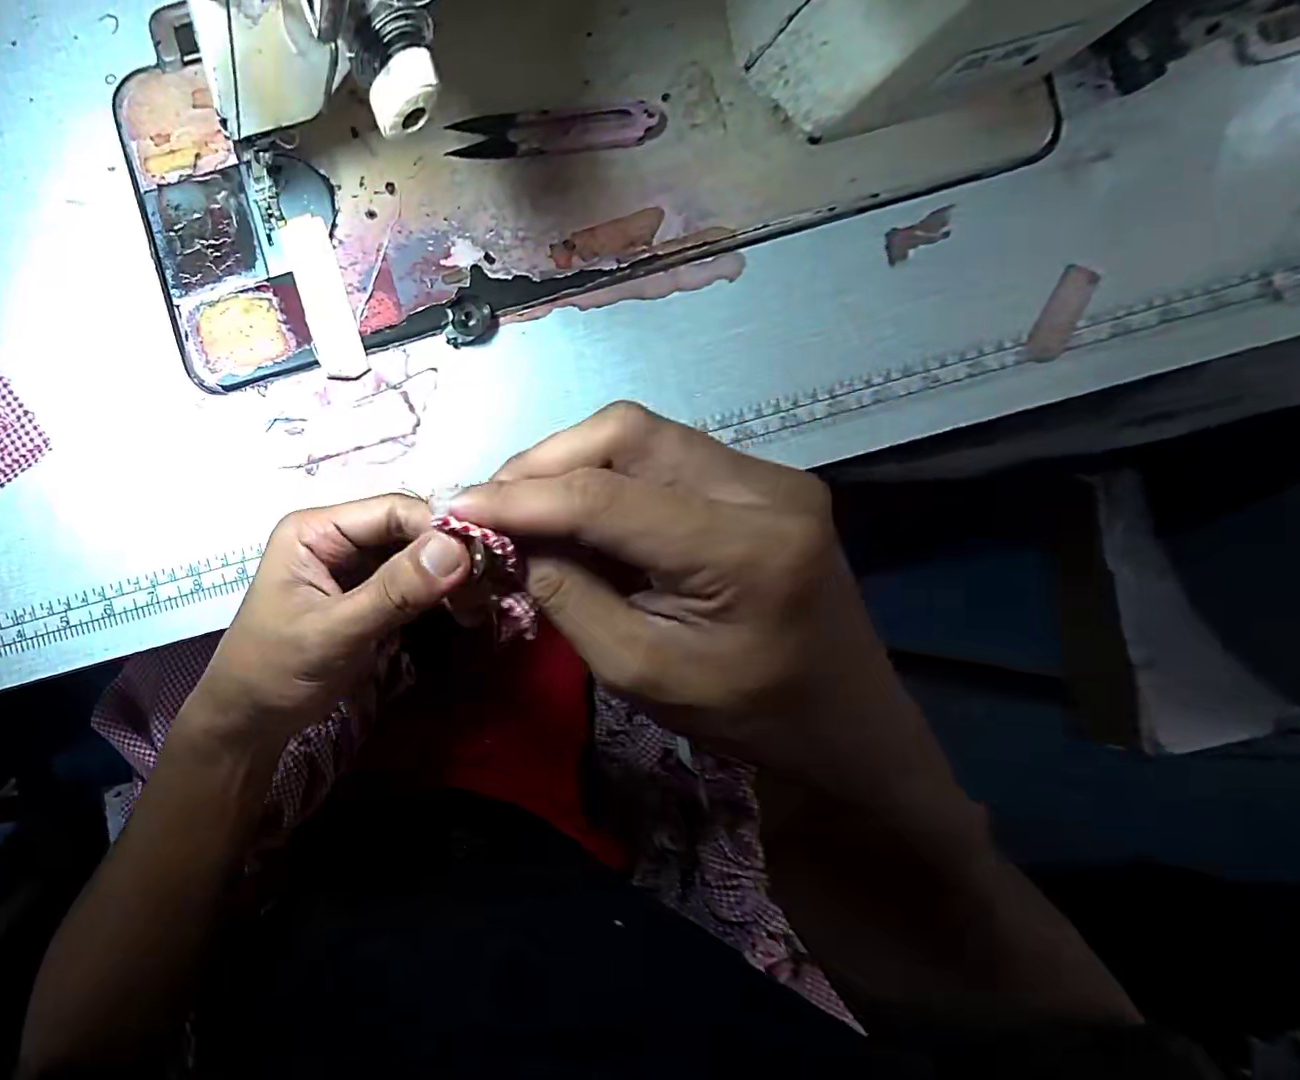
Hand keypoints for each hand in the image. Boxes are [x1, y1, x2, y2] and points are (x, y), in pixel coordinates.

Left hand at [186, 494, 472, 753]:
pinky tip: (465, 611)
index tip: (483, 557)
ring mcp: (355, 568)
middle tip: (488, 587)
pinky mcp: (369, 596)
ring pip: (417, 558)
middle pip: (409, 531)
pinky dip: (439, 597)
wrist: (251, 721)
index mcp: (315, 530)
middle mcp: (338, 538)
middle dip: (449, 555)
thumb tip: (456, 549)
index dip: (439, 528)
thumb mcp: (334, 631)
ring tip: (481, 603)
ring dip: (449, 578)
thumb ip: (393, 591)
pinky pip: (413, 585)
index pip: (392, 510)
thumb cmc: (276, 669)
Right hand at [449, 403, 955, 807]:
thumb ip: (566, 596)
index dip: (521, 498)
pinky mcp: (757, 479)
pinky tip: (575, 505)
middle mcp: (764, 487)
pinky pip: (661, 451)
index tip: (457, 508)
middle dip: (542, 462)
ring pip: (640, 432)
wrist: (842, 722)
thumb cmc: (742, 715)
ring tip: (523, 504)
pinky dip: (603, 470)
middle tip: (491, 503)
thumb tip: (508, 540)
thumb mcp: (637, 671)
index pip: (606, 496)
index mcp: (743, 549)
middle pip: (626, 432)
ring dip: (569, 460)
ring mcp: (767, 474)